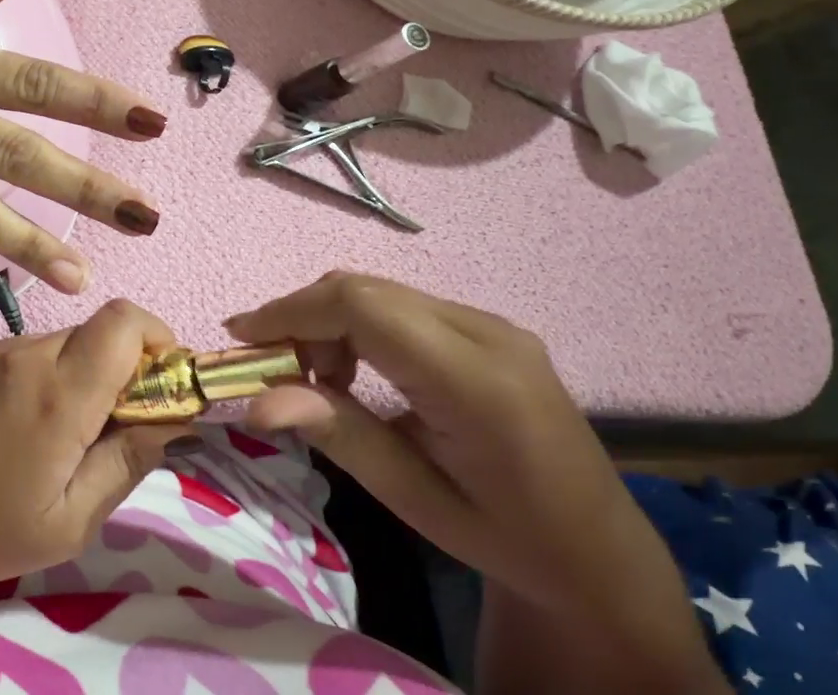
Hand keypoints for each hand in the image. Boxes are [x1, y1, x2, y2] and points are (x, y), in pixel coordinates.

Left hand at [0, 300, 190, 587]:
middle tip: (124, 430)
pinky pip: (37, 353)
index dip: (160, 343)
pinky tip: (39, 431)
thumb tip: (172, 419)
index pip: (125, 322)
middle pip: (102, 331)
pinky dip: (59, 378)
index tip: (166, 394)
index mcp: (56, 392)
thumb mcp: (70, 521)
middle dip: (131, 369)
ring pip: (71, 342)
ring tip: (76, 440)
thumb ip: (126, 462)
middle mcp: (26, 355)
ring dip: (92, 377)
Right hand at [230, 274, 671, 615]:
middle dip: (300, 317)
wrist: (596, 547)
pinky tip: (352, 372)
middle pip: (364, 288)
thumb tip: (255, 402)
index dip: (290, 312)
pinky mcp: (487, 330)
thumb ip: (340, 437)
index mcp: (476, 381)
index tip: (240, 339)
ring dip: (326, 322)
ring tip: (314, 380)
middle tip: (269, 368)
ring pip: (377, 291)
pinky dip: (355, 326)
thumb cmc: (506, 535)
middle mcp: (488, 333)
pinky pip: (400, 306)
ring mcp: (492, 326)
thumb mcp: (416, 499)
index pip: (363, 307)